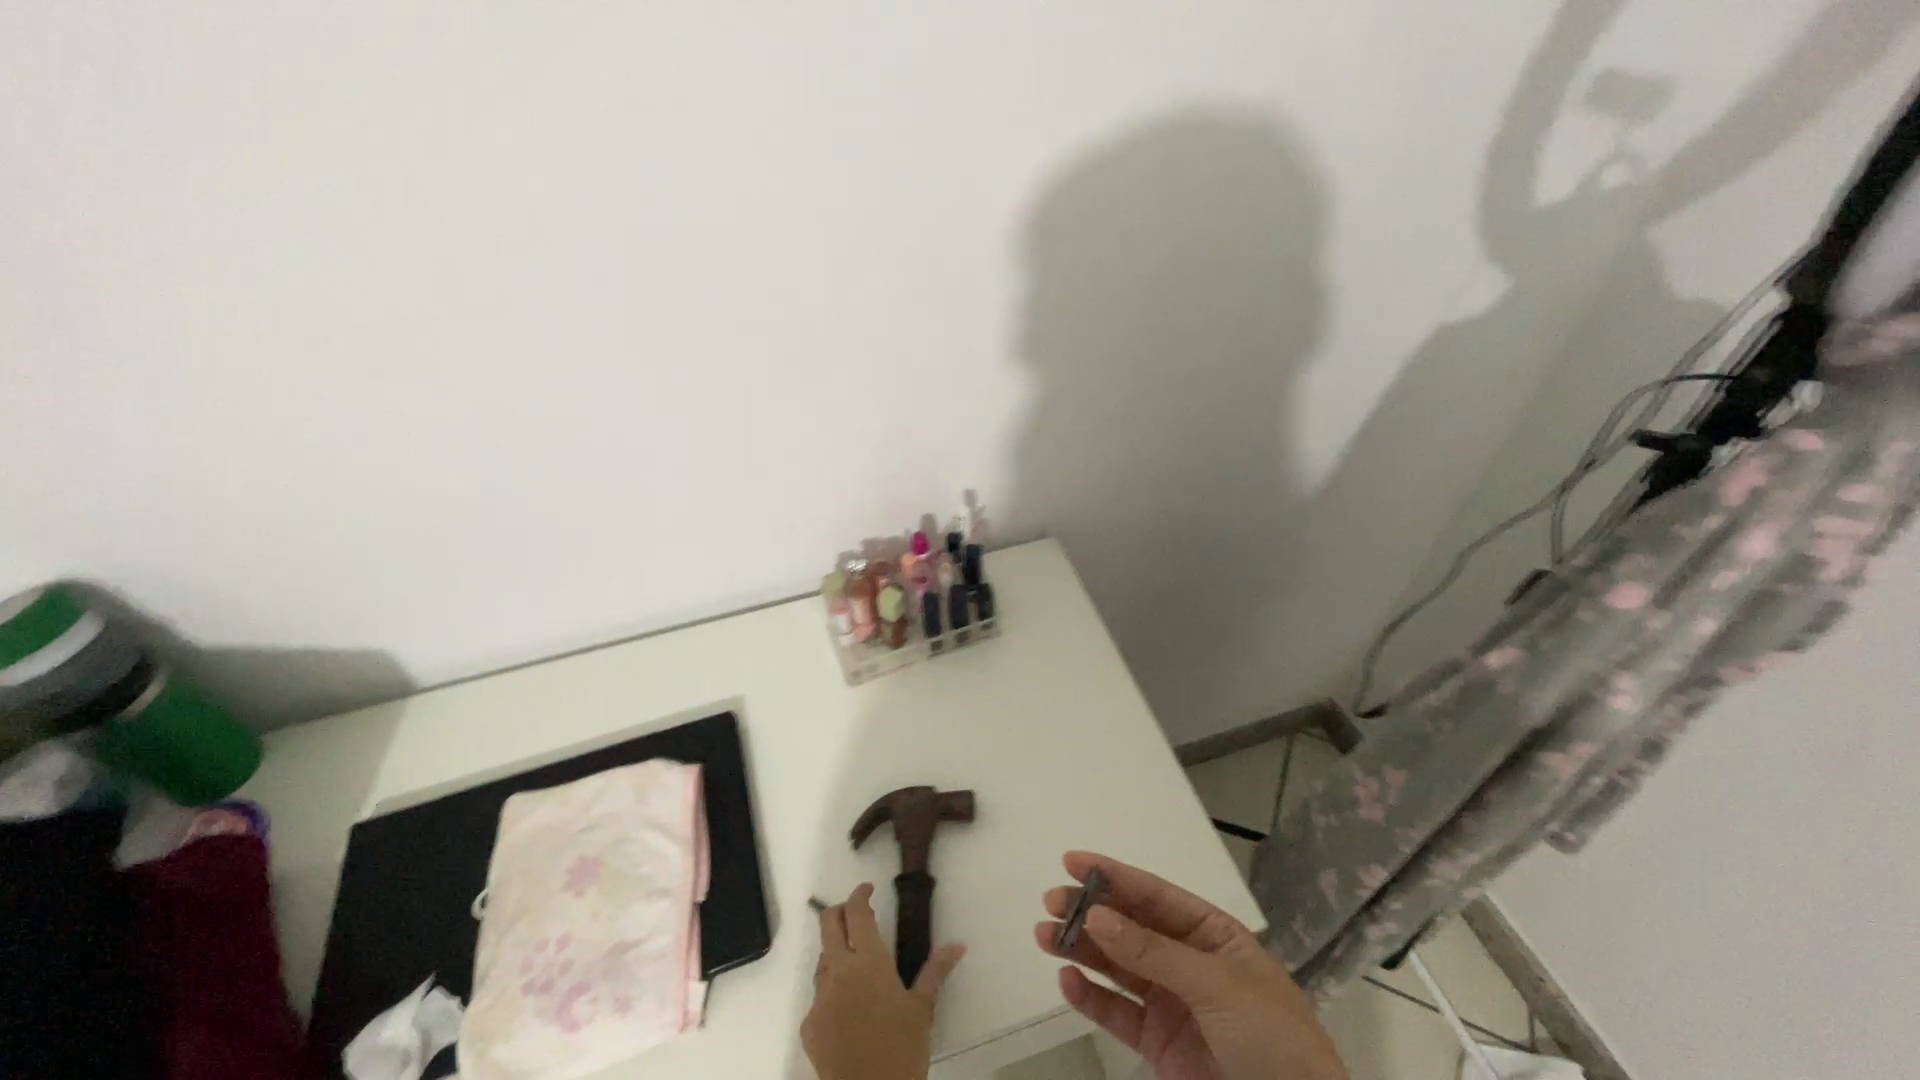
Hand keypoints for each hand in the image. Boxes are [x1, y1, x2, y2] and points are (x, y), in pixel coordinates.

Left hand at [802, 883, 965, 1079]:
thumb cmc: (902, 1051)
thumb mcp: (922, 1010)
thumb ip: (935, 972)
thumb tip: (957, 945)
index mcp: (869, 963)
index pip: (857, 914)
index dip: (859, 896)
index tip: (867, 889)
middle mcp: (839, 973)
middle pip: (828, 926)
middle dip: (839, 912)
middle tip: (855, 912)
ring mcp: (820, 998)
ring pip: (822, 961)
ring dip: (835, 952)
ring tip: (856, 961)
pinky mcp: (809, 1025)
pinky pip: (819, 996)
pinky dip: (832, 990)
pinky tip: (848, 1007)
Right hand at [1035, 852, 1346, 1079]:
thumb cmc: (1271, 1035)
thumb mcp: (1216, 984)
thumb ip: (1153, 952)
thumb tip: (1097, 916)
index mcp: (1214, 935)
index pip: (1157, 896)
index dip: (1115, 876)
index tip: (1072, 861)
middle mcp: (1189, 962)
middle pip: (1131, 928)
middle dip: (1091, 912)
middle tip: (1051, 901)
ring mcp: (1172, 1002)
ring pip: (1118, 966)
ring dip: (1082, 949)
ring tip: (1044, 935)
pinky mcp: (1158, 1042)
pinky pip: (1117, 1012)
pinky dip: (1090, 997)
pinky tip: (1067, 980)